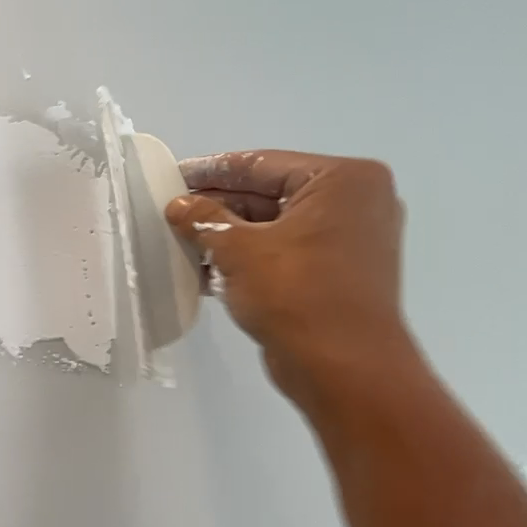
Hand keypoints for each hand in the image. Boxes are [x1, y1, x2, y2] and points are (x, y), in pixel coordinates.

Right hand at [165, 150, 415, 399]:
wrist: (340, 362)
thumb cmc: (294, 292)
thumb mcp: (238, 249)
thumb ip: (204, 220)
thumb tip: (179, 205)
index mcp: (343, 180)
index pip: (262, 164)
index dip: (211, 171)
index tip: (172, 176)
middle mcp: (355, 201)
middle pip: (270, 193)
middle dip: (219, 205)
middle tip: (171, 212)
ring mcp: (350, 238)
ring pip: (275, 225)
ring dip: (229, 234)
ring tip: (181, 241)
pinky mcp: (338, 271)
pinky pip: (284, 250)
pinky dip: (248, 256)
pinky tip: (207, 269)